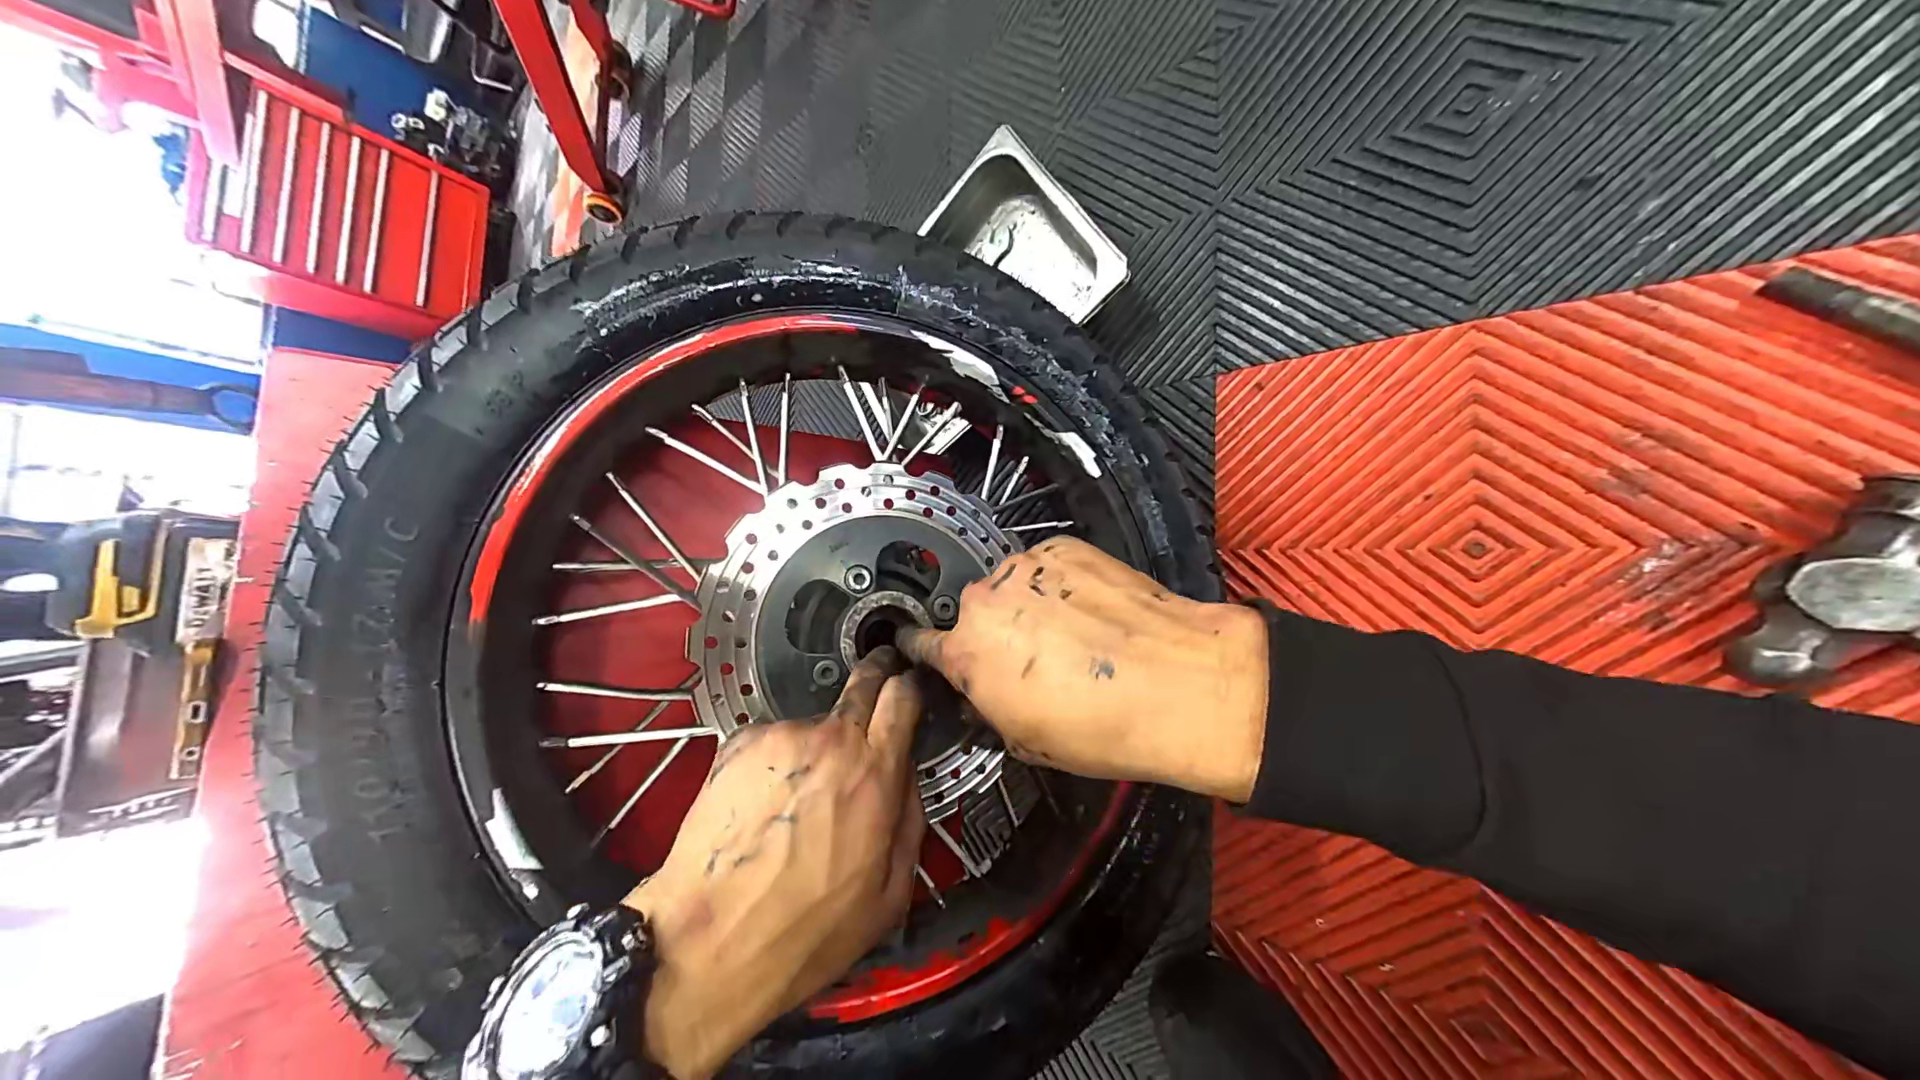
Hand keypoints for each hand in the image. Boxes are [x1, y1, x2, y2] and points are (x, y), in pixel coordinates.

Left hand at [621, 649, 925, 1079]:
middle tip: (875, 686)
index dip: (909, 682)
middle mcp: (832, 743)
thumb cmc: (803, 931)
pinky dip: (775, 761)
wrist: (711, 942)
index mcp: (876, 776)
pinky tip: (762, 805)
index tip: (909, 681)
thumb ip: (911, 820)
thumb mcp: (890, 894)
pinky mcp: (740, 745)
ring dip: (816, 745)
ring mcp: (783, 739)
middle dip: (875, 677)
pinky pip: (773, 740)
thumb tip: (907, 779)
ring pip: (815, 723)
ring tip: (796, 799)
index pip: (902, 696)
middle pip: (863, 683)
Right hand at [896, 537, 1267, 801]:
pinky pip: (1046, 567)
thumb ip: (985, 704)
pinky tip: (1089, 614)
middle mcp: (988, 603)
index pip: (923, 641)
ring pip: (1010, 587)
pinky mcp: (1065, 549)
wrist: (1181, 684)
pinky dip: (1059, 586)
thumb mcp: (1025, 739)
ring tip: (1070, 636)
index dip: (931, 651)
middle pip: (972, 613)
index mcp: (967, 654)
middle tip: (1031, 660)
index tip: (938, 652)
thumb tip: (983, 693)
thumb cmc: (1108, 723)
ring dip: (1027, 606)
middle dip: (993, 633)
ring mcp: (1027, 569)